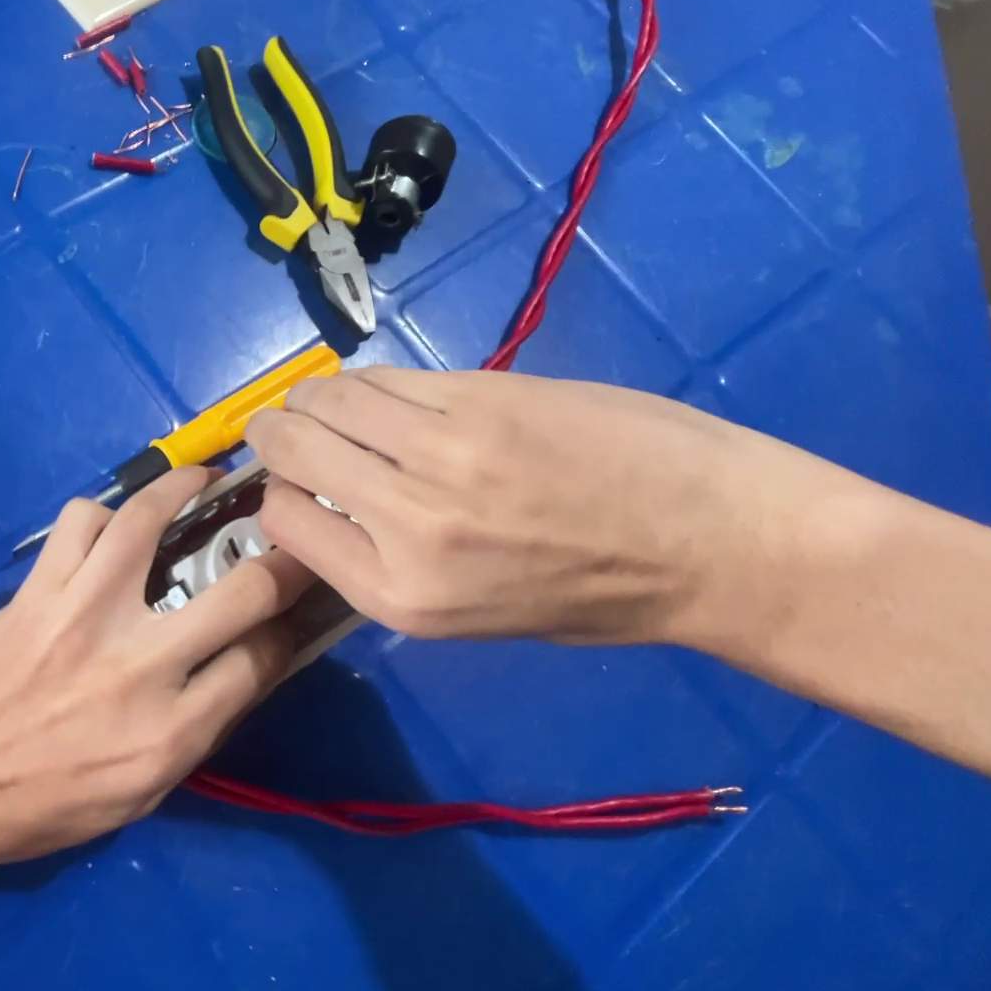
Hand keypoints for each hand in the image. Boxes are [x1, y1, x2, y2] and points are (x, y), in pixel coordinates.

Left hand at [0, 468, 314, 866]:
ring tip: (200, 480)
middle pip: (242, 591)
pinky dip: (103, 514)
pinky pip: (80, 523)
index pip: (263, 660)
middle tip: (290, 529)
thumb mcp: (137, 796)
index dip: (294, 626)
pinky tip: (111, 527)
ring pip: (150, 524)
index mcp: (172, 733)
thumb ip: (195, 731)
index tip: (297, 607)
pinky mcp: (38, 591)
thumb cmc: (40, 806)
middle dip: (286, 556)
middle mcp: (139, 665)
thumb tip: (242, 667)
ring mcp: (84, 616)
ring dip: (184, 489)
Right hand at [245, 367, 850, 644]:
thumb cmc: (591, 596)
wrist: (717, 544)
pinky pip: (389, 376)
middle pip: (293, 448)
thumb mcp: (462, 613)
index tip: (292, 480)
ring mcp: (444, 451)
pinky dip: (370, 382)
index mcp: (397, 593)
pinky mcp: (483, 394)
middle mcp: (405, 522)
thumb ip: (378, 557)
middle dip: (273, 432)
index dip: (277, 492)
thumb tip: (321, 497)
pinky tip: (384, 393)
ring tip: (330, 404)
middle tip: (281, 426)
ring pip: (331, 398)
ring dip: (315, 398)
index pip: (283, 519)